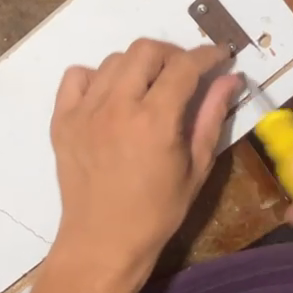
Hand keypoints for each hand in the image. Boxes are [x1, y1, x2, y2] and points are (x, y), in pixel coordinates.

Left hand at [44, 40, 240, 292]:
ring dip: (138, 65)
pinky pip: (76, 76)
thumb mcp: (196, 168)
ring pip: (113, 60)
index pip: (184, 66)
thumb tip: (231, 78)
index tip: (219, 57)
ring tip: (149, 86)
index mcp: (155, 121)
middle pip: (146, 50)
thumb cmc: (157, 213)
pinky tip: (110, 96)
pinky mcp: (62, 120)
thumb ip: (212, 117)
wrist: (103, 242)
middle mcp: (117, 107)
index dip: (207, 55)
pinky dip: (97, 76)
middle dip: (172, 54)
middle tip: (185, 73)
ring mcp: (84, 111)